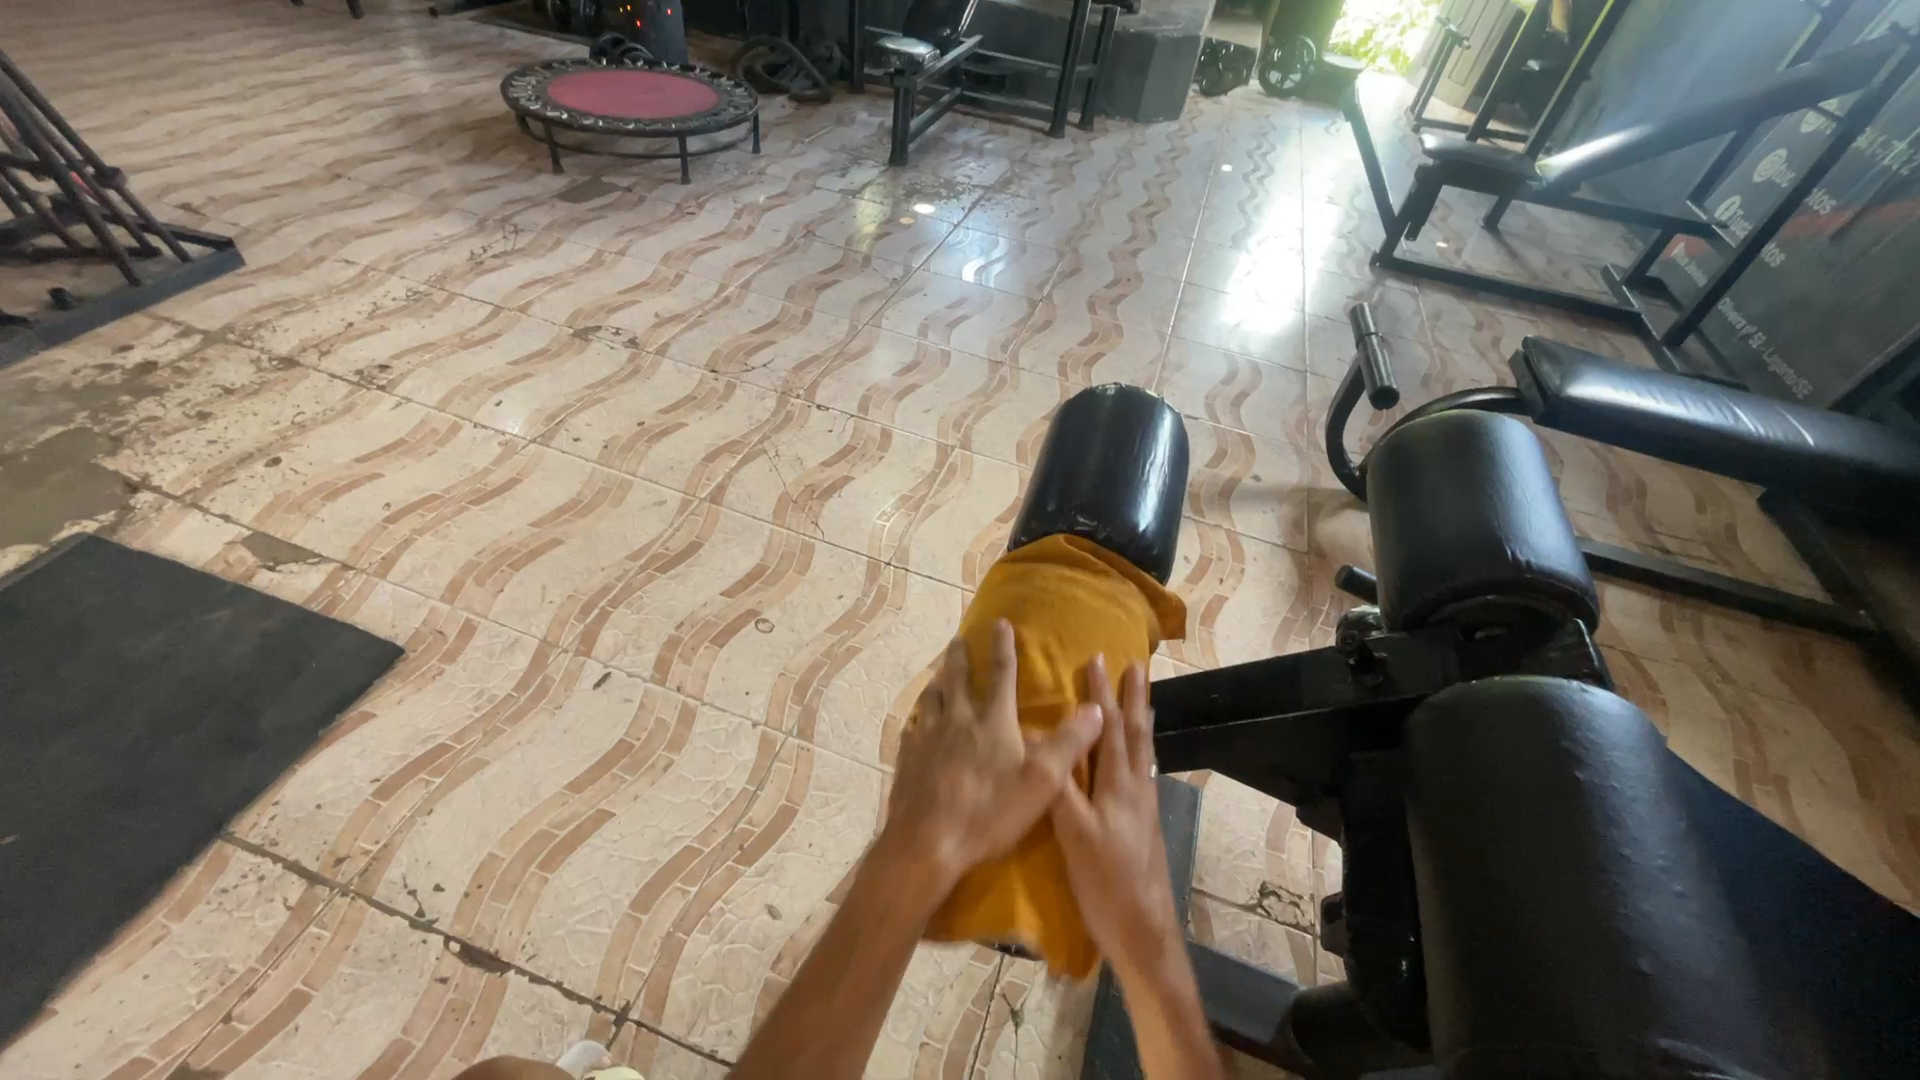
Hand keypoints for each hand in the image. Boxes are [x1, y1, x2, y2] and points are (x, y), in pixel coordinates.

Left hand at [877, 618, 1102, 896]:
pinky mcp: (907, 758)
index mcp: (992, 721)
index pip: (1001, 674)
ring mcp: (927, 737)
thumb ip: (1070, 743)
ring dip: (937, 683)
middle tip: (958, 640)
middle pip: (956, 678)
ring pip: (931, 699)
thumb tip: (1097, 708)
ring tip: (938, 678)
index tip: (1000, 623)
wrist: (927, 842)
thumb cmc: (989, 812)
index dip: (1003, 646)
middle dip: (959, 656)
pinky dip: (919, 718)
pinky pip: (913, 727)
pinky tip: (918, 725)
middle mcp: (957, 720)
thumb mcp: (1042, 782)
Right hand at [1052, 658, 1180, 978]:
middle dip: (1132, 698)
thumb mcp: (1073, 834)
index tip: (1098, 659)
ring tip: (1141, 701)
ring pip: (1143, 752)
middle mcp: (1137, 788)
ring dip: (1140, 721)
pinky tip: (1137, 759)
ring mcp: (1144, 807)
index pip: (1109, 729)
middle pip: (1136, 733)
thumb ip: (1058, 786)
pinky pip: (1143, 771)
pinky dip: (1139, 750)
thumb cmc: (1105, 882)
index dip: (1102, 695)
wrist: (1144, 932)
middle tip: (1136, 666)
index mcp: (1119, 785)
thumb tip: (1039, 739)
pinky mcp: (1144, 824)